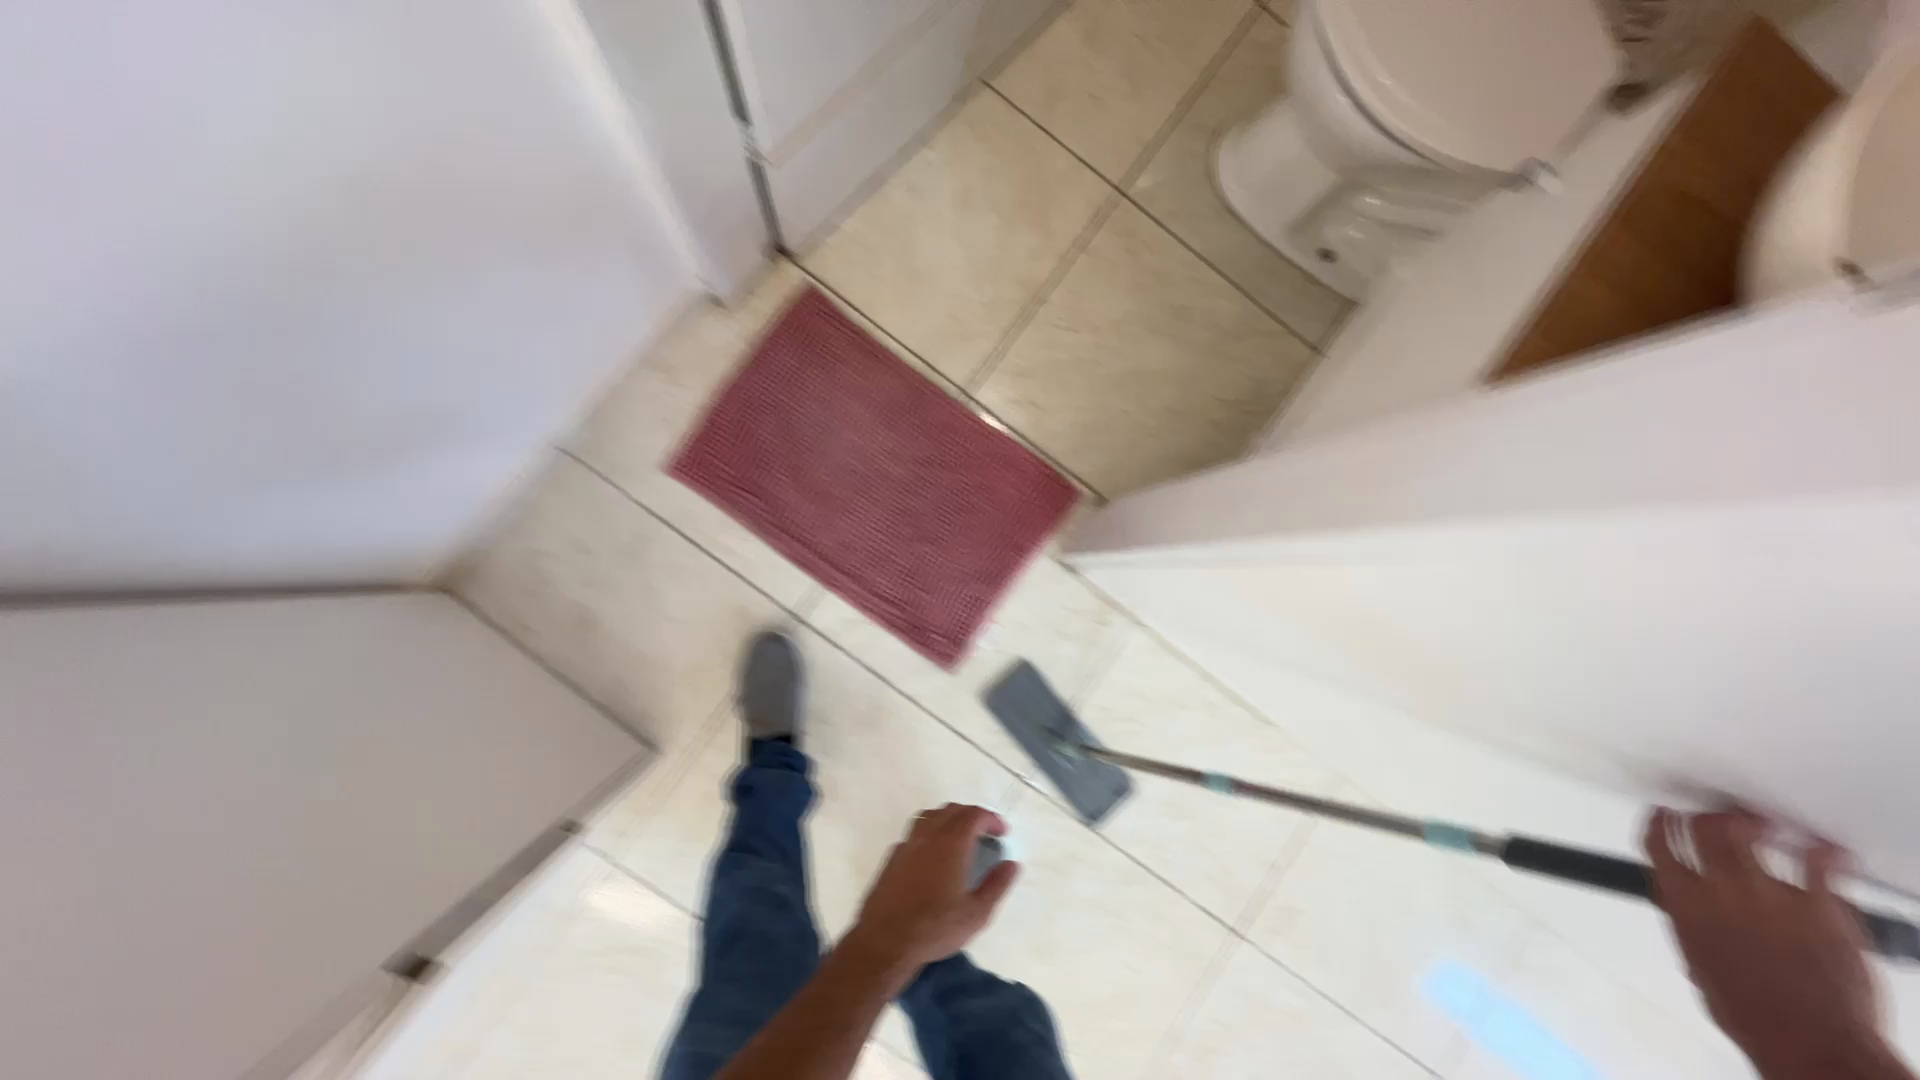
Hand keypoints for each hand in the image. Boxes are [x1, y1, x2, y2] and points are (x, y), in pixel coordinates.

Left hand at [843, 804, 1018, 971]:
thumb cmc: (935, 927)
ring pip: (930, 816)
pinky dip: (929, 833)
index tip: (1002, 833)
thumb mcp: (976, 914)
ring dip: (948, 819)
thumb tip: (1012, 864)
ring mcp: (907, 844)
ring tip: (959, 838)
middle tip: (984, 834)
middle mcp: (928, 836)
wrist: (885, 940)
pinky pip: (914, 833)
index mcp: (952, 843)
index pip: (975, 815)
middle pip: (952, 810)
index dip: (991, 819)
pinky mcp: (891, 857)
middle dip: (972, 816)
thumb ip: (997, 885)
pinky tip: (932, 856)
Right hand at [1645, 808, 1890, 1079]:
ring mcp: (1769, 892)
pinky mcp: (1819, 903)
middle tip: (1713, 817)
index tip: (1662, 813)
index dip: (1658, 822)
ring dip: (1751, 823)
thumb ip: (1694, 927)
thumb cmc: (1751, 1013)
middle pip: (1702, 828)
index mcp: (1682, 902)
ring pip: (1748, 832)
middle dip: (1706, 817)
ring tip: (1760, 823)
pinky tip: (1826, 851)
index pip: (1657, 844)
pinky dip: (1824, 853)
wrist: (1809, 1040)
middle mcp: (1718, 887)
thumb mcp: (1699, 964)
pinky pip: (1820, 863)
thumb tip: (1697, 916)